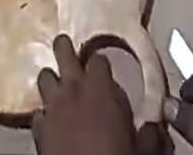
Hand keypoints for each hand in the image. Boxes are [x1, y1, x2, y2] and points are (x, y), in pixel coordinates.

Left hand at [33, 35, 165, 154]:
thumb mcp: (142, 150)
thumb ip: (149, 134)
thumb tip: (155, 128)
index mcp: (99, 88)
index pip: (99, 59)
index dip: (101, 65)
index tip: (105, 72)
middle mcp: (73, 88)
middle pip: (62, 50)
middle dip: (64, 48)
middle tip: (69, 51)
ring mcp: (52, 107)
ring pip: (44, 76)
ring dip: (51, 80)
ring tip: (59, 87)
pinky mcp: (38, 129)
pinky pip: (37, 113)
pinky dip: (44, 115)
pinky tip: (50, 123)